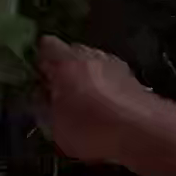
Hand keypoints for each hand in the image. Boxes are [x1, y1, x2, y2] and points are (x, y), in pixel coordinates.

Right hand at [37, 36, 169, 164]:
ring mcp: (113, 63)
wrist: (142, 130)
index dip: (38, 58)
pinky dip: (101, 87)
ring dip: (83, 78)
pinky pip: (107, 76)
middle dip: (62, 70)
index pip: (47, 46)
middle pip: (71, 54)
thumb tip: (38, 96)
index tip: (33, 74)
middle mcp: (91, 55)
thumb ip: (43, 107)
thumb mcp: (55, 126)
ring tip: (78, 105)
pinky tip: (101, 109)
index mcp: (68, 62)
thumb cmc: (92, 128)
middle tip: (53, 93)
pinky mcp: (129, 76)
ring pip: (91, 64)